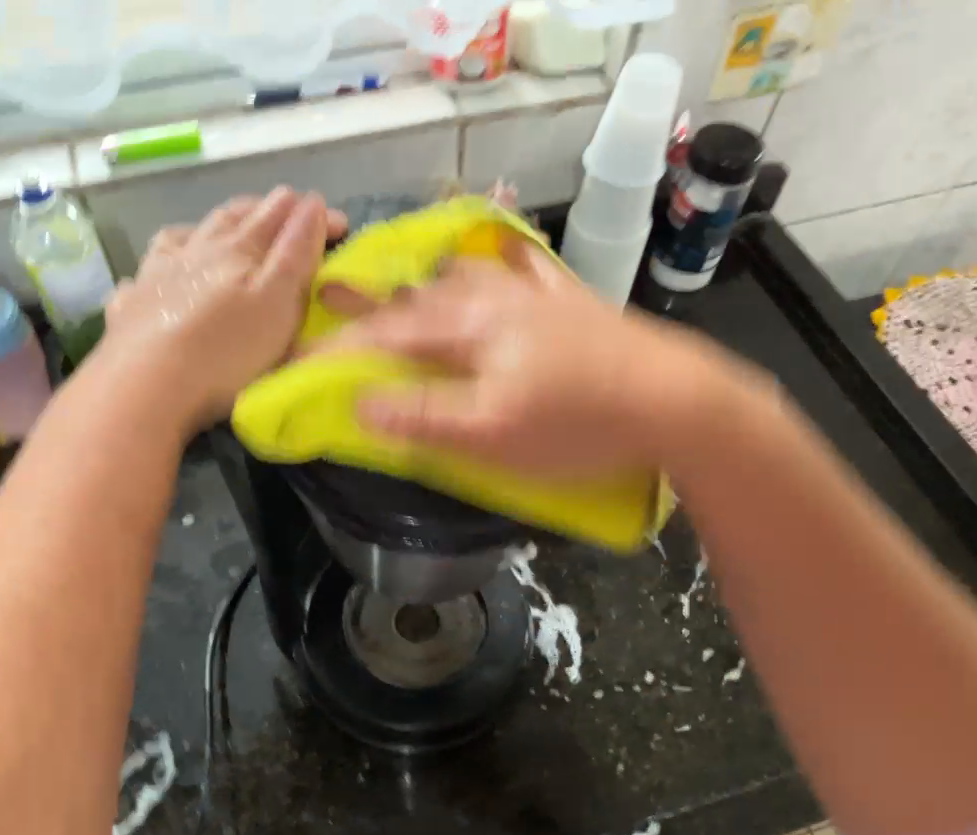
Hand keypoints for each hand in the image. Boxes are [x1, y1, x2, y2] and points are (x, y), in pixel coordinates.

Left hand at [98, 188, 345, 428]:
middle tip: (284, 209)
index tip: (339, 222)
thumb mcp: (277, 303)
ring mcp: (157, 275)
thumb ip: (296, 254)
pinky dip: (159, 266)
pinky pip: (144, 274)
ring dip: (208, 227)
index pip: (279, 217)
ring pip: (185, 236)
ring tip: (221, 230)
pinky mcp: (132, 306)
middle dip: (262, 210)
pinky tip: (159, 275)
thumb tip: (312, 204)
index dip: (309, 215)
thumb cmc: (226, 352)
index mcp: (237, 250)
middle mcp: (195, 250)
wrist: (146, 388)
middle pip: (232, 217)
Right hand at [320, 241, 753, 475]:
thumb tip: (356, 399)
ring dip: (427, 280)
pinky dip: (505, 263)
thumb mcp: (490, 437)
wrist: (678, 404)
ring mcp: (539, 298)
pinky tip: (504, 255)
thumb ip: (420, 416)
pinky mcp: (575, 307)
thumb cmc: (578, 427)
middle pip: (421, 296)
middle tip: (330, 289)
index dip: (339, 348)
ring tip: (406, 276)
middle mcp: (497, 301)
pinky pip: (529, 273)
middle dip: (372, 298)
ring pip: (468, 279)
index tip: (298, 359)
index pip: (387, 334)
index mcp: (469, 331)